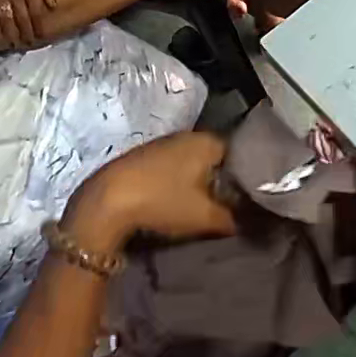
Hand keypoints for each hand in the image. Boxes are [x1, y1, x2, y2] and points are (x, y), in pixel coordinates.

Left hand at [63, 131, 236, 252]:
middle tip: (228, 203)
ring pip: (193, 160)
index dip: (246, 176)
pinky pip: (173, 164)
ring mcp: (164, 142)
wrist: (107, 201)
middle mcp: (189, 134)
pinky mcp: (145, 154)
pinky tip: (176, 197)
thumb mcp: (205, 217)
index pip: (240, 153)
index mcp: (209, 141)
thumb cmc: (163, 201)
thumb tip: (248, 221)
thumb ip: (232, 218)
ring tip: (203, 204)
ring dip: (199, 179)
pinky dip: (178, 179)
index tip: (248, 197)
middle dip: (222, 178)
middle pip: (216, 157)